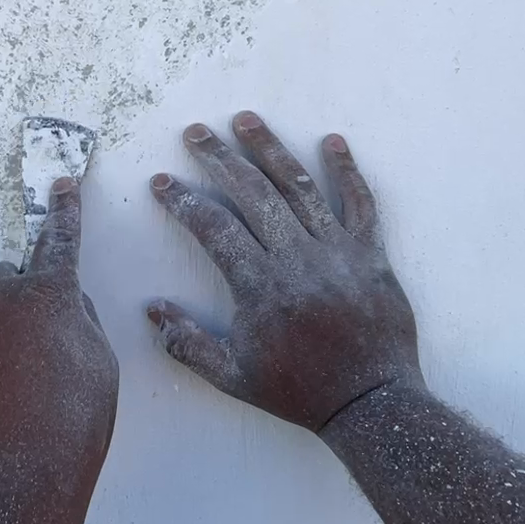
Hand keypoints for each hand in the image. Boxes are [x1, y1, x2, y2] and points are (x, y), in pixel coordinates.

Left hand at [0, 177, 119, 523]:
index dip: (65, 212)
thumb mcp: (100, 370)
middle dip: (16, 302)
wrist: (9, 491)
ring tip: (2, 396)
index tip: (61, 186)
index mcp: (45, 297)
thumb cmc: (69, 432)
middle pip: (3, 280)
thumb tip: (62, 304)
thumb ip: (78, 321)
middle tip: (31, 350)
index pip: (59, 242)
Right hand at [147, 111, 419, 430]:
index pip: (214, 227)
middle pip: (252, 193)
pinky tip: (333, 142)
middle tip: (196, 132)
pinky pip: (361, 204)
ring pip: (298, 187)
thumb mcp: (232, 377)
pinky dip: (347, 171)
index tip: (162, 182)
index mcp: (260, 286)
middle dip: (219, 158)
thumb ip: (187, 344)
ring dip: (270, 149)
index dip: (183, 201)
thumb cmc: (298, 392)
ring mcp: (336, 252)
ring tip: (246, 119)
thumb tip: (152, 309)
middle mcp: (296, 258)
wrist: (372, 404)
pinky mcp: (370, 254)